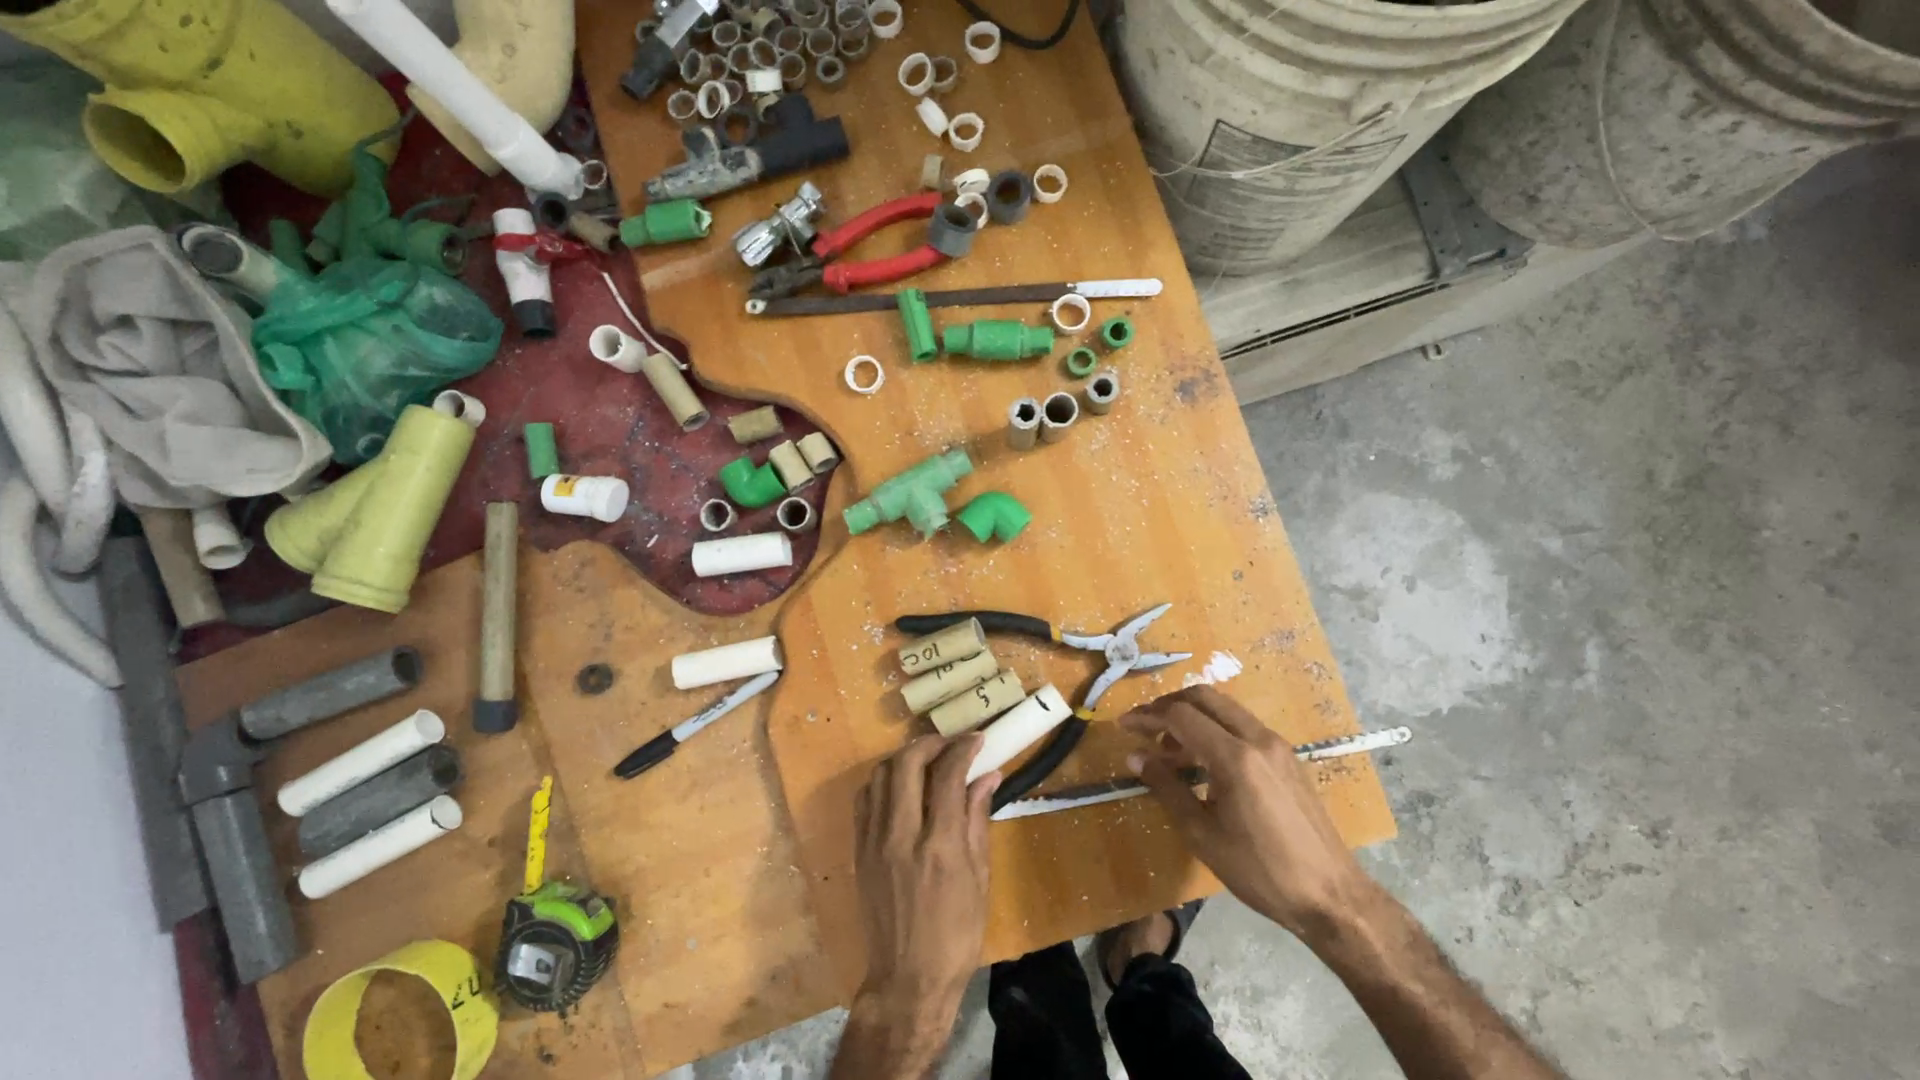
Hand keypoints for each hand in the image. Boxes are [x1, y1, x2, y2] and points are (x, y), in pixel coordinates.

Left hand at [851, 734, 999, 1010]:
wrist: (908, 977)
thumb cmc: (957, 934)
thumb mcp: (979, 878)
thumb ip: (978, 820)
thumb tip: (987, 776)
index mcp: (939, 845)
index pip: (947, 774)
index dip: (963, 748)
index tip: (978, 740)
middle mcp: (901, 834)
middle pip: (906, 763)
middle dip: (931, 743)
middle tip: (951, 744)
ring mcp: (873, 840)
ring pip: (880, 775)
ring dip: (904, 758)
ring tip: (927, 761)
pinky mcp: (858, 849)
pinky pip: (865, 798)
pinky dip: (884, 781)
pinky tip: (902, 786)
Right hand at [1121, 686, 1372, 941]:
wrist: (1329, 894)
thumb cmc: (1259, 870)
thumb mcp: (1202, 834)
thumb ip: (1167, 788)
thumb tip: (1135, 757)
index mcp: (1235, 757)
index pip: (1181, 715)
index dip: (1147, 716)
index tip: (1123, 727)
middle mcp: (1258, 739)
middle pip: (1204, 698)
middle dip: (1168, 706)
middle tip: (1143, 728)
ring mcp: (1277, 746)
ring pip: (1225, 709)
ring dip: (1192, 717)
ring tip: (1167, 750)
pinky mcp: (1287, 758)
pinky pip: (1243, 727)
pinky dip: (1215, 730)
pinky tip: (1202, 762)